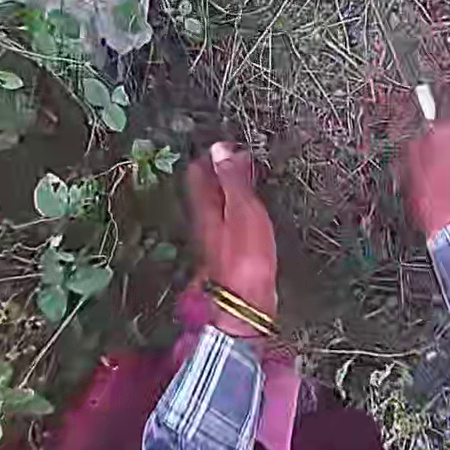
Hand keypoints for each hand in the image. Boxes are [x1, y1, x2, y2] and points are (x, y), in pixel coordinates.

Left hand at [186, 142, 278, 332]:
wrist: (245, 304)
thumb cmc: (245, 257)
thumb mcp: (243, 210)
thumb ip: (233, 180)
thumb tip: (220, 149)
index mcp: (204, 205)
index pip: (199, 170)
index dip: (215, 155)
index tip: (234, 146)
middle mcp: (203, 219)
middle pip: (206, 186)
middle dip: (220, 170)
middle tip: (242, 158)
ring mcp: (213, 236)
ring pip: (217, 203)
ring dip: (229, 189)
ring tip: (249, 180)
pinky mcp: (227, 250)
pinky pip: (229, 219)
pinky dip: (237, 208)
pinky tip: (250, 212)